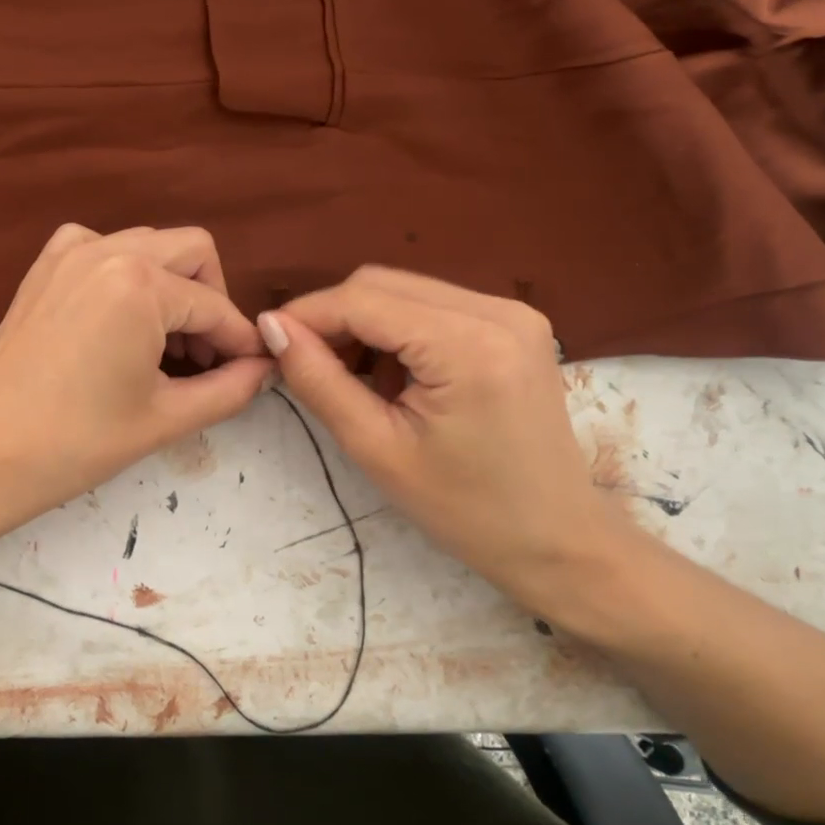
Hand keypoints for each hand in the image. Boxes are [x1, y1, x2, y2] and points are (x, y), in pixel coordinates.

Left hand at [0, 224, 273, 535]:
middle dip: (211, 301)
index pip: (215, 306)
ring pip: (149, 245)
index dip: (241, 342)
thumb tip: (264, 369)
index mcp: (139, 283)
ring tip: (166, 345)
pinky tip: (120, 319)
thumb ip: (230, 388)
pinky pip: (102, 247)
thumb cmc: (78, 443)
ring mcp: (68, 253)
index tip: (252, 371)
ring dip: (171, 285)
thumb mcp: (166, 418)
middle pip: (191, 252)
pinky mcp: (43, 267)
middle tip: (206, 357)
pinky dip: (124, 272)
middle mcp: (106, 250)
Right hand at [258, 267, 633, 610]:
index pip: (361, 299)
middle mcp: (497, 311)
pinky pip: (431, 305)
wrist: (558, 541)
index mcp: (468, 346)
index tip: (265, 343)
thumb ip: (318, 379)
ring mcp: (512, 313)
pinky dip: (396, 331)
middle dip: (332, 318)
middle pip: (381, 283)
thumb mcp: (375, 448)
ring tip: (352, 381)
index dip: (304, 315)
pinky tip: (392, 377)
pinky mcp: (515, 324)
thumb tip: (270, 326)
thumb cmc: (465, 510)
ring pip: (403, 290)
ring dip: (363, 325)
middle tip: (305, 367)